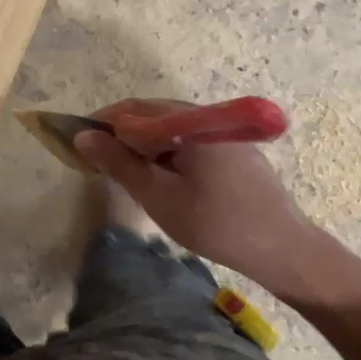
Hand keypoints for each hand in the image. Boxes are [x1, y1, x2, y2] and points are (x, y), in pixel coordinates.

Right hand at [72, 98, 353, 304]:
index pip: (129, 111)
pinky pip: (186, 140)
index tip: (76, 150)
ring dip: (141, 147)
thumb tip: (83, 136)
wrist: (283, 248)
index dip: (99, 127)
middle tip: (98, 167)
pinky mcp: (231, 149)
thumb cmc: (216, 223)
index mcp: (187, 121)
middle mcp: (204, 117)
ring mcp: (221, 132)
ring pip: (167, 129)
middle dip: (119, 136)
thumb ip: (119, 162)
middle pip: (148, 115)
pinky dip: (164, 154)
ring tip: (126, 177)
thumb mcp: (158, 195)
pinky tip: (161, 180)